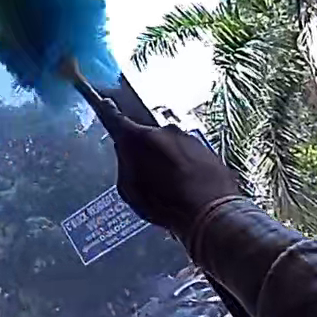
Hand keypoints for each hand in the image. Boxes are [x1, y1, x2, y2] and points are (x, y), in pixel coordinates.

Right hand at [90, 98, 243, 236]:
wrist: (212, 213)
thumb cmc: (165, 205)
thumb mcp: (131, 191)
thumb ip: (124, 166)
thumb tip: (124, 151)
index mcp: (139, 139)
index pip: (116, 118)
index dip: (108, 111)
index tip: (104, 103)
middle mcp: (164, 130)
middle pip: (146, 135)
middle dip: (144, 148)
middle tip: (146, 172)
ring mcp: (187, 136)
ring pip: (168, 143)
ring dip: (166, 156)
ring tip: (170, 183)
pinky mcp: (206, 147)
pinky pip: (186, 151)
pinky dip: (184, 162)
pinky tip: (186, 183)